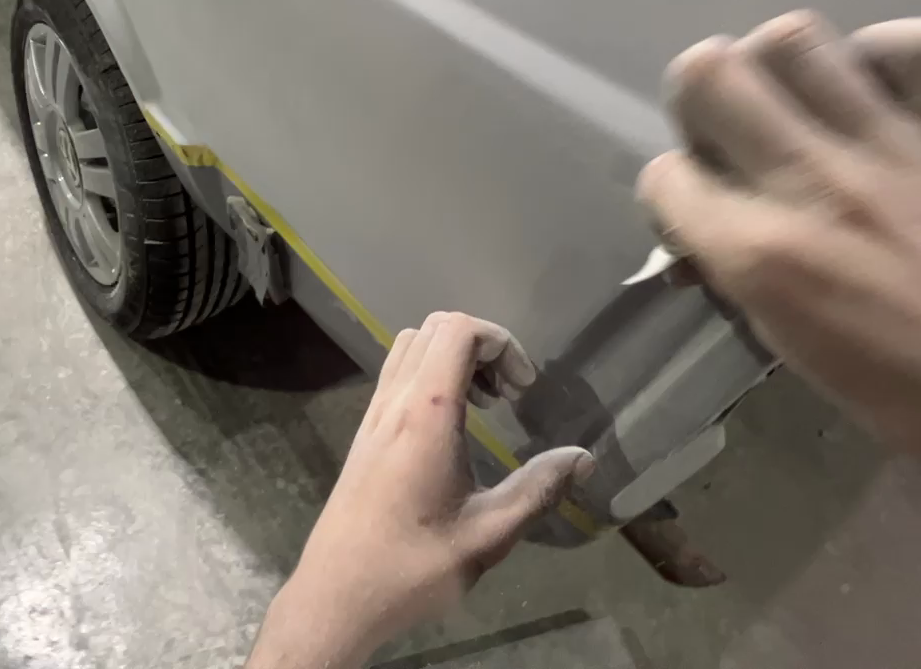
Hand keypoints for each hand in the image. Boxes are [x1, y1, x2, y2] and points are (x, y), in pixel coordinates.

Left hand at [246, 312, 593, 667]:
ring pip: (413, 343)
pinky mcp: (366, 427)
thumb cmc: (414, 565)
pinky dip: (431, 372)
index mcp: (427, 411)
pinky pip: (398, 370)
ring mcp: (375, 409)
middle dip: (483, 345)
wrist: (338, 593)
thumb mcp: (488, 534)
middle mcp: (396, 397)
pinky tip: (451, 423)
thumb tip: (583, 458)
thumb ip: (537, 489)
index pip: (459, 330)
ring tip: (484, 404)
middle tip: (508, 394)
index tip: (524, 388)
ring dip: (454, 355)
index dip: (501, 342)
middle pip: (437, 327)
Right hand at [635, 12, 920, 512]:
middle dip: (697, 97)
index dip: (670, 189)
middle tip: (726, 129)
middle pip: (706, 73)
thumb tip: (701, 224)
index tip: (695, 204)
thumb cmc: (909, 396)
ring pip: (793, 38)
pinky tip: (882, 87)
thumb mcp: (786, 341)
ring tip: (797, 101)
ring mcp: (892, 147)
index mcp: (759, 253)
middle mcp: (810, 182)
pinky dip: (894, 50)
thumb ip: (732, 263)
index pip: (664, 175)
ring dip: (776, 65)